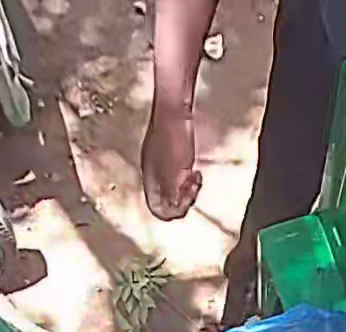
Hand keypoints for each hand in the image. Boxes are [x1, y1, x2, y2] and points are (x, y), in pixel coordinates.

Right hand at [141, 101, 201, 219]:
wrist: (176, 106)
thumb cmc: (174, 135)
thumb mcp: (174, 171)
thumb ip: (171, 193)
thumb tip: (170, 210)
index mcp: (150, 179)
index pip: (157, 209)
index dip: (173, 212)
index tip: (185, 203)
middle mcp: (154, 174)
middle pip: (168, 202)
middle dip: (183, 199)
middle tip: (192, 187)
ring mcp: (162, 165)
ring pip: (175, 191)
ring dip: (188, 189)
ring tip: (195, 178)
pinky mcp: (172, 157)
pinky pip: (180, 178)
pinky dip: (189, 179)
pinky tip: (195, 172)